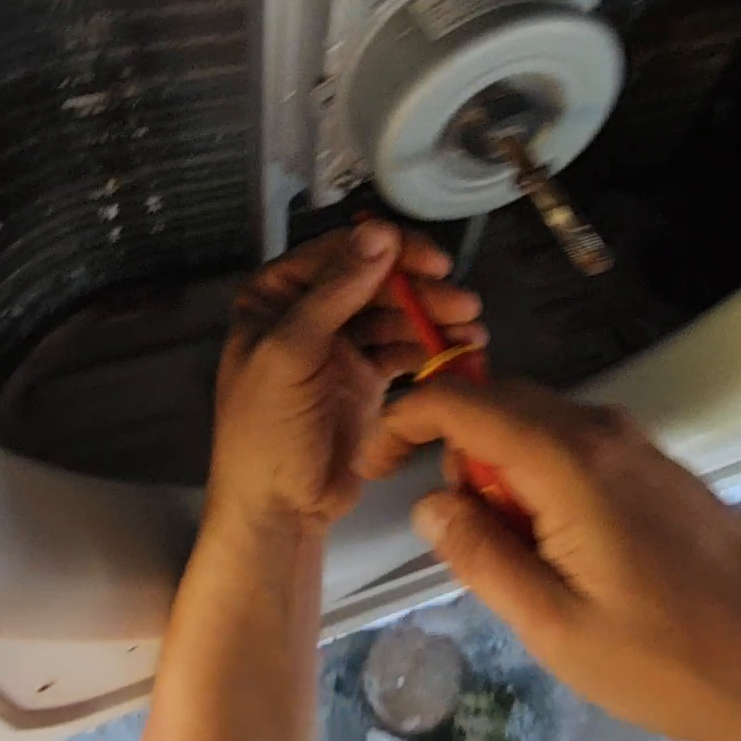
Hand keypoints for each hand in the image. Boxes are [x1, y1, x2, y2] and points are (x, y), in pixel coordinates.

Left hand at [210, 221, 483, 529]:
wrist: (279, 508)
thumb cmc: (268, 427)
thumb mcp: (292, 352)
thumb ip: (336, 291)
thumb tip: (380, 231)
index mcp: (276, 294)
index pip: (339, 253)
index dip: (388, 251)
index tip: (434, 262)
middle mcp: (308, 310)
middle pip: (373, 282)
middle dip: (419, 291)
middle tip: (464, 304)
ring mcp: (339, 344)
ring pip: (393, 314)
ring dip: (432, 319)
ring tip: (472, 329)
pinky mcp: (366, 375)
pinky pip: (402, 348)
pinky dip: (430, 348)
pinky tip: (461, 349)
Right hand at [358, 379, 740, 740]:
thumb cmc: (680, 661)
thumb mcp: (556, 626)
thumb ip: (479, 553)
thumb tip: (430, 502)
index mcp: (566, 457)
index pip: (459, 401)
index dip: (402, 420)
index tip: (375, 464)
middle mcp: (598, 429)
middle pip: (494, 406)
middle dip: (457, 456)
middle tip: (469, 537)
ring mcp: (632, 441)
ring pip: (530, 427)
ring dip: (501, 476)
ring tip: (528, 559)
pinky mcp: (652, 464)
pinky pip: (569, 447)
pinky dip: (539, 480)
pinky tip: (568, 550)